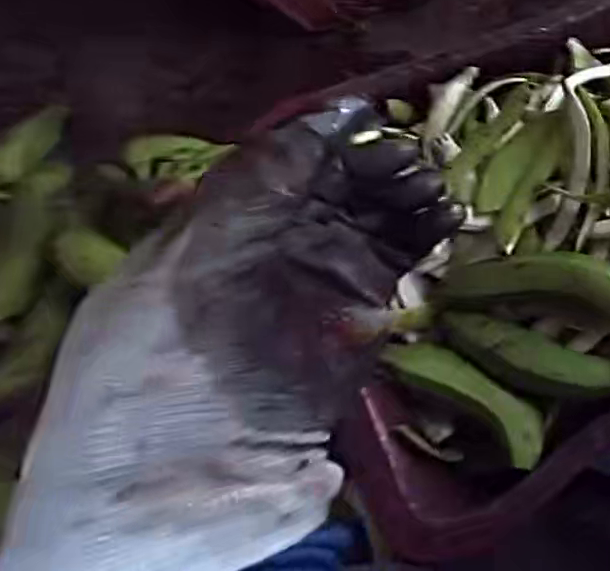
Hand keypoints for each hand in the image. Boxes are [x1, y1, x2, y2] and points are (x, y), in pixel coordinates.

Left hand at [0, 98, 460, 570]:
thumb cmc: (164, 377)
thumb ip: (258, 186)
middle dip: (383, 160)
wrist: (194, 496)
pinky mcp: (372, 302)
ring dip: (414, 189)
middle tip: (411, 167)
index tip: (377, 118)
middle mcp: (280, 238)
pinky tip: (446, 219)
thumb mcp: (188, 271)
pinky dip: (433, 225)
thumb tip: (336, 112)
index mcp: (224, 223)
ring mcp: (330, 270)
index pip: (292, 157)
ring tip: (430, 195)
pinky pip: (410, 247)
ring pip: (386, 204)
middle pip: (348, 175)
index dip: (335, 133)